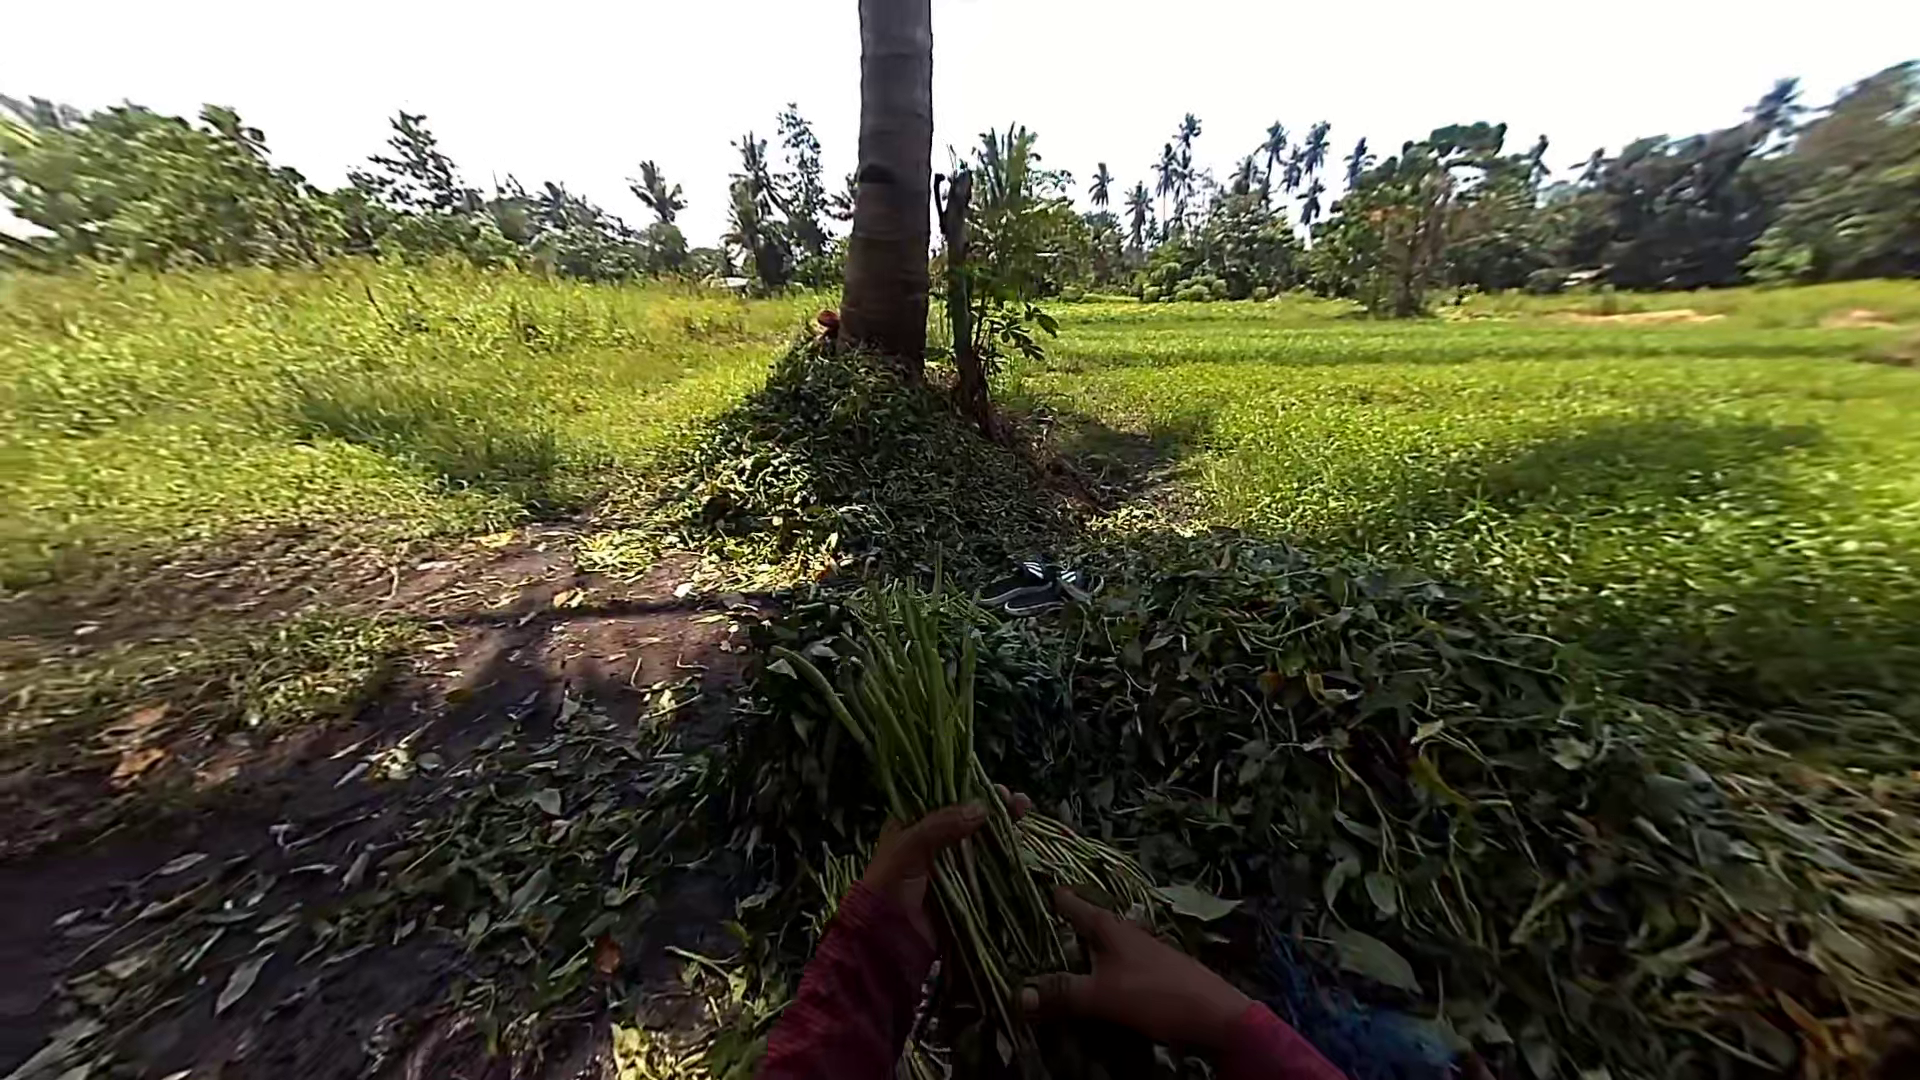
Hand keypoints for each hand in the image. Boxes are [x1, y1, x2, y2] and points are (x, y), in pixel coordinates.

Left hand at [860, 787, 1033, 946]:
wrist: (885, 945)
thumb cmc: (889, 887)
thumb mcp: (910, 847)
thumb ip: (942, 825)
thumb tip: (983, 808)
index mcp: (914, 822)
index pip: (948, 796)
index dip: (973, 790)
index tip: (998, 789)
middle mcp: (934, 840)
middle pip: (970, 817)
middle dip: (996, 809)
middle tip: (1020, 803)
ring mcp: (950, 866)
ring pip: (982, 841)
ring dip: (1004, 830)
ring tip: (1025, 816)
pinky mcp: (964, 890)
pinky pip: (988, 870)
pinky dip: (1004, 859)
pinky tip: (1022, 848)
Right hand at [1021, 886, 1252, 1049]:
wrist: (1215, 1015)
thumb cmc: (1155, 992)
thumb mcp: (1102, 994)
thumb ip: (1063, 992)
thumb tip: (1018, 992)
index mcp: (1106, 924)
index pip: (1070, 902)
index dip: (1048, 895)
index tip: (1025, 888)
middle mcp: (1120, 929)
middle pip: (1084, 920)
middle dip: (1060, 925)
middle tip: (1030, 931)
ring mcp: (1138, 948)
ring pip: (1100, 942)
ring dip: (1079, 949)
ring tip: (1056, 959)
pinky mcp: (1150, 970)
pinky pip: (1113, 961)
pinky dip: (1097, 967)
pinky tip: (1092, 982)